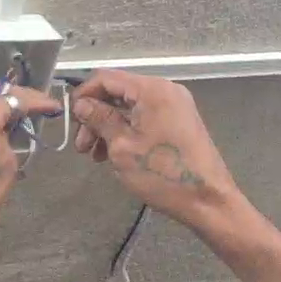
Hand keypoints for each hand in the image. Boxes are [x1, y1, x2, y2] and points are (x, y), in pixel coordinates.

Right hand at [71, 70, 243, 232]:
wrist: (210, 203)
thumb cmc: (163, 174)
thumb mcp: (122, 146)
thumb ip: (99, 118)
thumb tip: (81, 103)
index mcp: (152, 90)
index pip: (106, 78)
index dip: (83, 94)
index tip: (71, 118)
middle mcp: (165, 90)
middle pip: (117, 92)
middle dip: (95, 116)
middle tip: (81, 144)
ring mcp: (174, 105)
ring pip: (128, 106)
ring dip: (107, 126)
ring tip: (94, 154)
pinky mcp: (178, 121)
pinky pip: (143, 116)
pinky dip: (125, 130)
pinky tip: (113, 152)